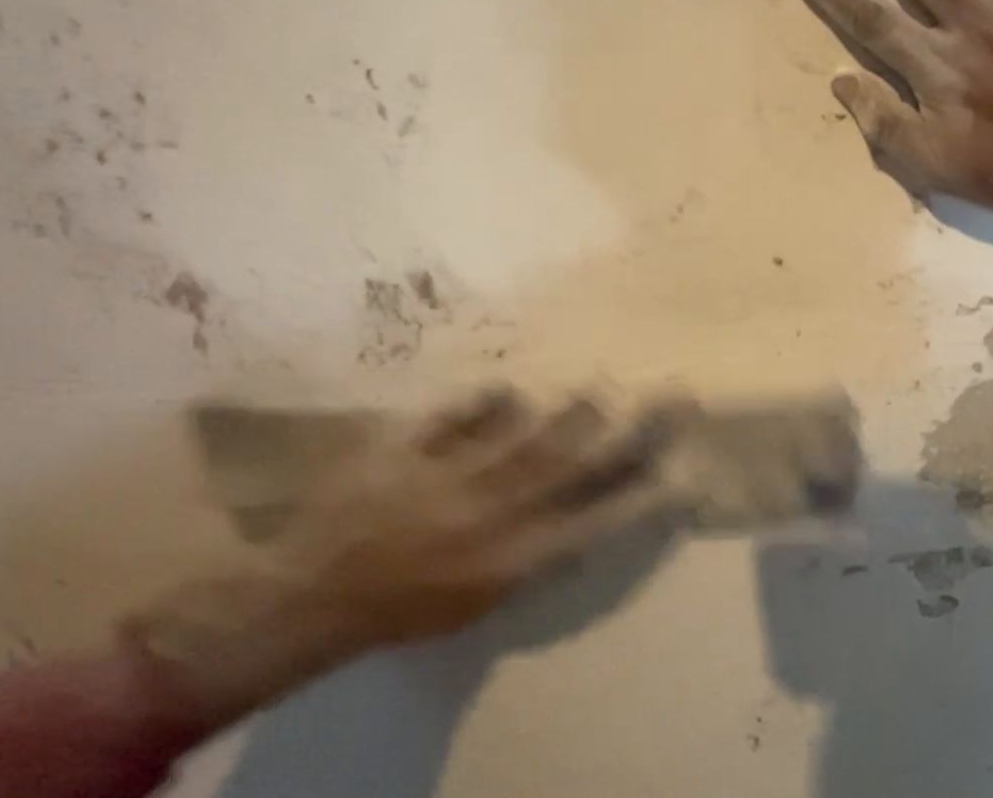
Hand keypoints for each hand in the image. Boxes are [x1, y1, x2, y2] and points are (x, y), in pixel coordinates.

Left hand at [122, 389, 670, 725]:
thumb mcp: (481, 601)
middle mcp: (490, 514)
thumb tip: (589, 519)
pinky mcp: (404, 452)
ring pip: (526, 436)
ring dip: (568, 412)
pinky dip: (484, 401)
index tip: (686, 470)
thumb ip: (537, 558)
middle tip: (673, 397)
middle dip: (631, 433)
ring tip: (599, 389)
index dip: (643, 495)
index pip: (594, 521)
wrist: (307, 595)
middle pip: (574, 466)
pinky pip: (452, 418)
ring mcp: (446, 479)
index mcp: (509, 558)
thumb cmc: (404, 606)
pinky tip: (507, 386)